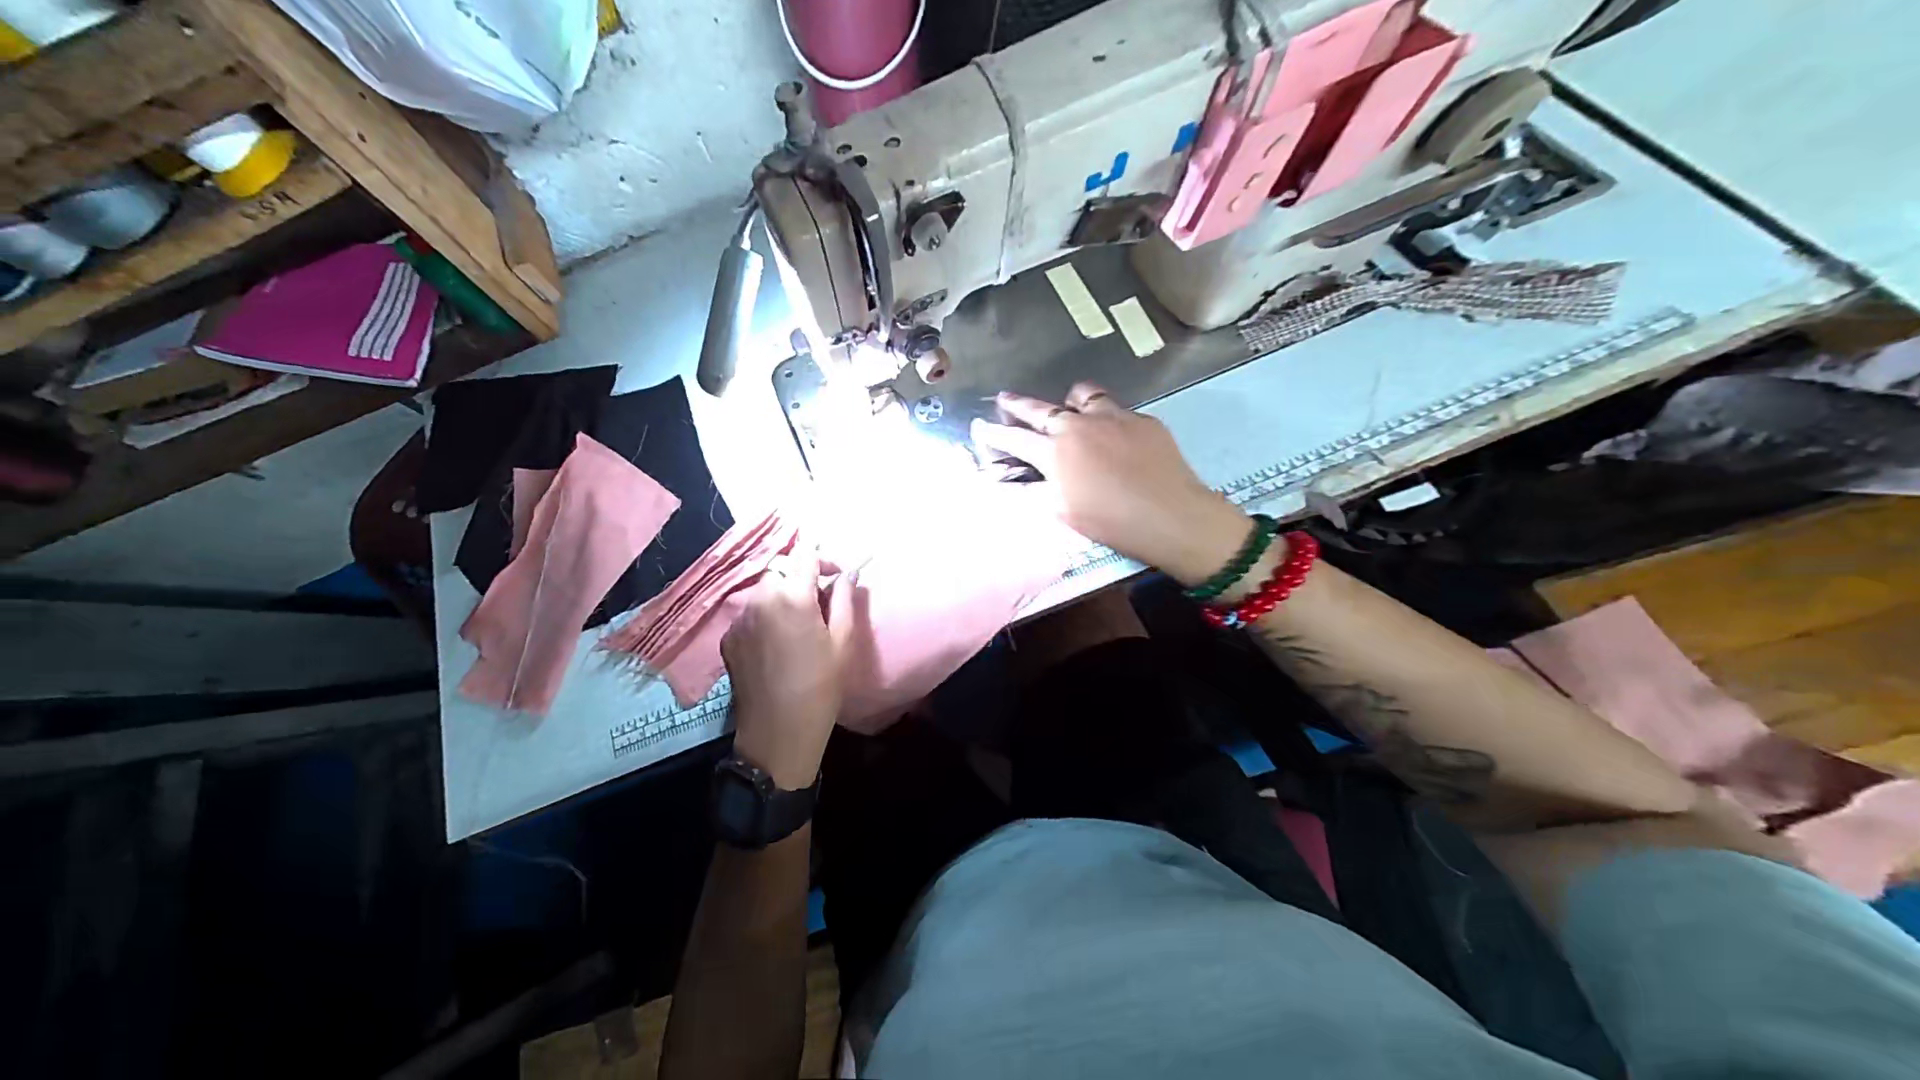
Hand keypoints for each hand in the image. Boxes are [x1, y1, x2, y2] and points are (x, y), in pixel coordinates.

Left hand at [720, 550, 840, 789]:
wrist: (778, 733)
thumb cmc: (820, 687)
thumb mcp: (842, 642)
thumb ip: (844, 600)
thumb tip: (848, 573)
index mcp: (792, 596)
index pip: (805, 554)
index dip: (823, 558)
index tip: (837, 574)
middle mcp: (760, 599)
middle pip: (780, 571)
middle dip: (800, 578)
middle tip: (820, 602)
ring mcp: (739, 618)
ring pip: (762, 592)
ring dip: (781, 597)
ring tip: (799, 624)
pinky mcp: (727, 638)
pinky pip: (749, 614)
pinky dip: (765, 618)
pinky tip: (778, 643)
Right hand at [971, 383, 1253, 586]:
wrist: (1170, 515)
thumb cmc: (1110, 522)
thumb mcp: (1064, 511)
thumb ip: (1037, 491)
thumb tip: (1016, 480)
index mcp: (1054, 452)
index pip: (1014, 438)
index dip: (994, 433)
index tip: (980, 426)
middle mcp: (1079, 426)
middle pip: (1041, 409)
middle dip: (1019, 405)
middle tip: (1006, 399)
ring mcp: (1113, 417)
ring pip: (1083, 396)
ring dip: (1070, 403)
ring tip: (1070, 409)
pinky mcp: (1142, 419)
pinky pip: (1117, 411)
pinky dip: (1107, 420)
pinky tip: (1115, 437)